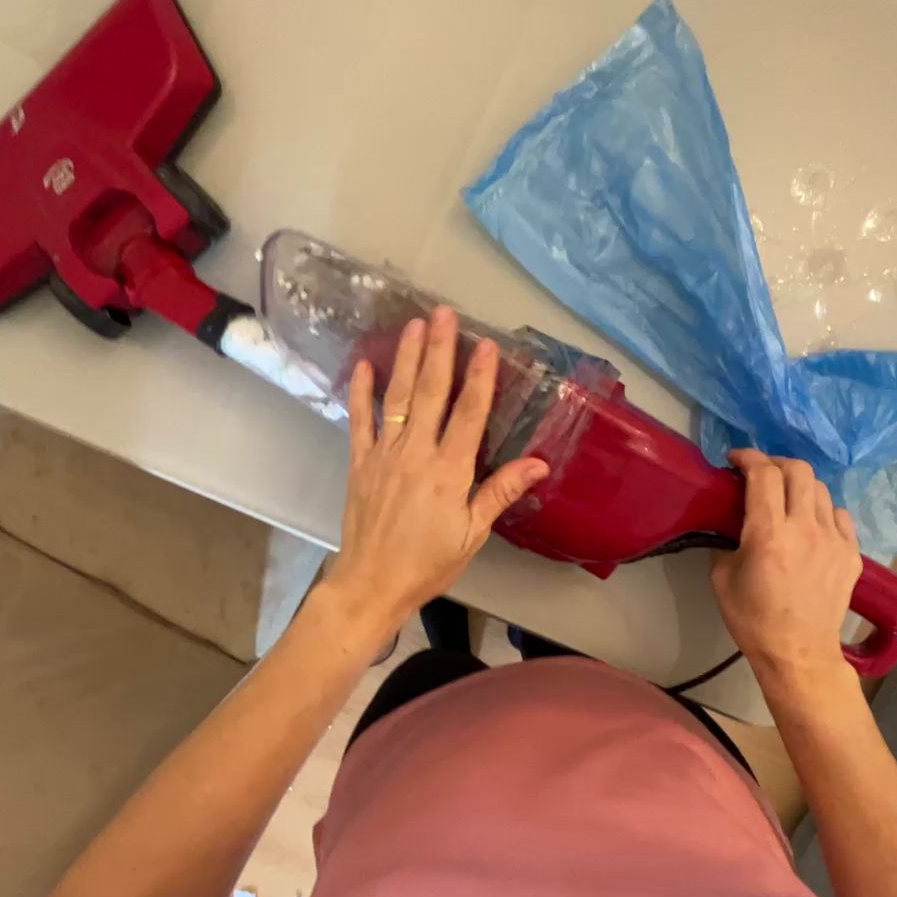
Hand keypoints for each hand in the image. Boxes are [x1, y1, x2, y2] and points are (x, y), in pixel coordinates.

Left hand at [318, 307, 548, 642]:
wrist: (372, 583)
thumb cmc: (428, 563)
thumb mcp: (472, 534)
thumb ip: (500, 492)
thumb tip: (537, 463)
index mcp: (449, 471)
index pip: (469, 414)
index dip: (479, 377)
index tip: (486, 344)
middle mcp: (415, 453)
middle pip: (430, 392)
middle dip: (439, 350)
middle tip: (444, 313)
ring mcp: (384, 454)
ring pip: (397, 397)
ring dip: (406, 359)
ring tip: (414, 325)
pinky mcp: (360, 463)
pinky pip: (359, 420)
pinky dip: (361, 392)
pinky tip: (365, 365)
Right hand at [710, 449, 861, 685]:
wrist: (799, 653)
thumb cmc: (753, 619)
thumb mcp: (721, 578)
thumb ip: (726, 542)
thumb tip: (731, 523)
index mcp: (768, 534)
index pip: (764, 475)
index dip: (748, 457)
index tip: (735, 458)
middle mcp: (805, 528)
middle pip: (798, 471)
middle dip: (776, 463)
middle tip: (761, 473)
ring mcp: (834, 540)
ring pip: (821, 490)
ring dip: (799, 486)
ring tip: (786, 498)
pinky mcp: (852, 553)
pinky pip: (839, 515)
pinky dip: (822, 510)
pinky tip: (810, 524)